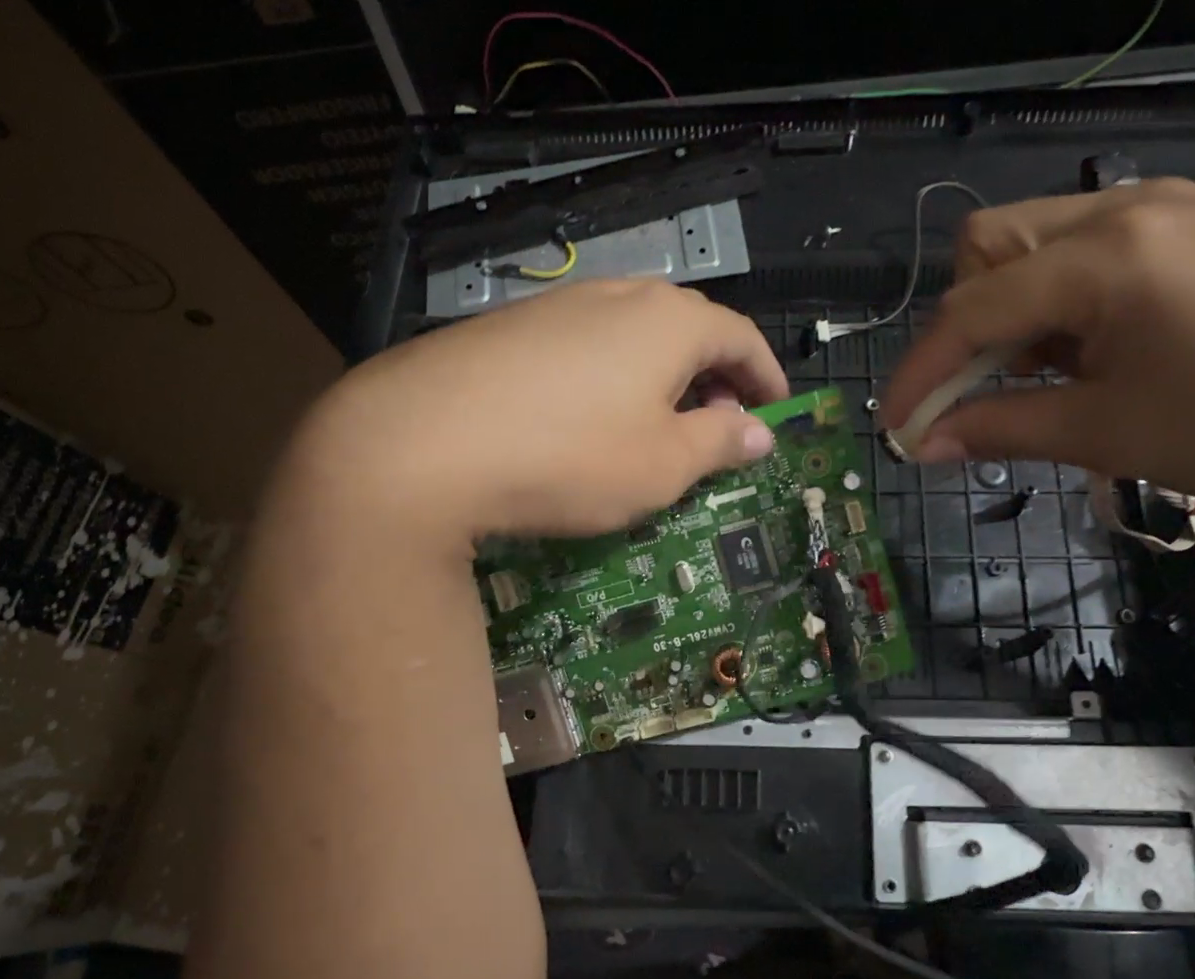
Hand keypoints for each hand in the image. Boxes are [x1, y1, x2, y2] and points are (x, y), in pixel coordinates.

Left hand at [292, 279, 788, 539]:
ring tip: (656, 426)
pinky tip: (587, 420)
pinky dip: (609, 378)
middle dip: (714, 375)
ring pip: (632, 335)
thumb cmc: (568, 459)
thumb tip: (758, 431)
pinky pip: (583, 346)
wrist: (419, 446)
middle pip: (687, 327)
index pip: (741, 336)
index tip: (776, 411)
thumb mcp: (661, 466)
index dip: (767, 375)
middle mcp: (616, 296)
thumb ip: (719, 443)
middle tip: (719, 424)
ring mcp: (556, 306)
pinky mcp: (507, 328)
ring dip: (660, 377)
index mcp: (668, 321)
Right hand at [880, 179, 1194, 500]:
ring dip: (1017, 308)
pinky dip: (1067, 296)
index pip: (972, 309)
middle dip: (967, 321)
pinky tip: (1103, 348)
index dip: (922, 373)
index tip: (896, 429)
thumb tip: (925, 443)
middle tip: (990, 389)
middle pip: (989, 244)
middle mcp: (1124, 206)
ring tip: (1055, 376)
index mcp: (1101, 256)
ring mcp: (1168, 206)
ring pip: (1039, 238)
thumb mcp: (1109, 433)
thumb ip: (1002, 427)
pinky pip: (1094, 244)